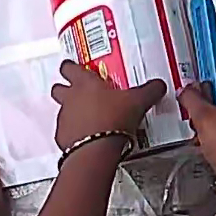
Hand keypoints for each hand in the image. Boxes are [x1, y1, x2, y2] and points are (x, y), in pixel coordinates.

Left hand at [50, 61, 164, 152]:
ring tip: (88, 118)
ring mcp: (64, 118)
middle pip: (58, 88)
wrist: (97, 149)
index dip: (70, 66)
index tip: (72, 66)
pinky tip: (87, 137)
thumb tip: (157, 86)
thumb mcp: (137, 101)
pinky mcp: (63, 138)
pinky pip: (66, 133)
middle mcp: (70, 99)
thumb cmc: (112, 120)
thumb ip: (149, 91)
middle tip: (76, 91)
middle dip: (64, 88)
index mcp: (85, 83)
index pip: (70, 67)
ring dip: (72, 113)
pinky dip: (74, 134)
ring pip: (62, 111)